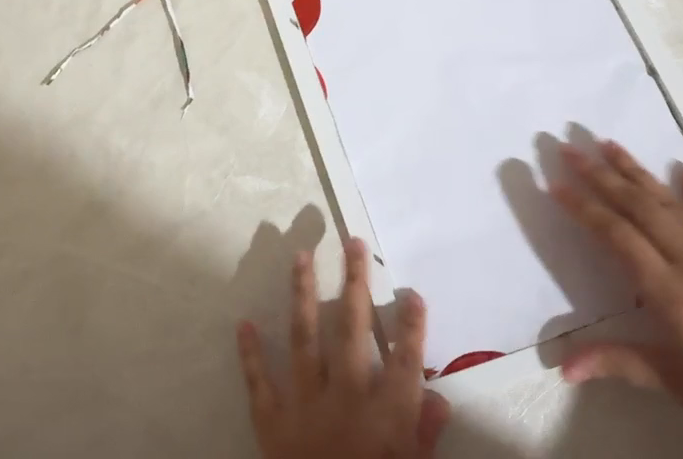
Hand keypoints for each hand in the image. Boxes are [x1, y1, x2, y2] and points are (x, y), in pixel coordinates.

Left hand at [236, 236, 450, 458]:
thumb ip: (423, 439)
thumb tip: (438, 399)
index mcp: (386, 415)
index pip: (407, 360)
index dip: (412, 325)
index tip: (413, 292)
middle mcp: (347, 397)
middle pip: (353, 329)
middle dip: (354, 283)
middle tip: (353, 243)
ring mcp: (305, 404)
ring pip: (304, 338)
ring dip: (302, 294)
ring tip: (300, 257)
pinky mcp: (272, 421)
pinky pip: (259, 382)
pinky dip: (249, 354)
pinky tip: (243, 322)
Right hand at [553, 142, 682, 458]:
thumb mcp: (676, 384)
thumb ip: (618, 362)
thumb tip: (561, 367)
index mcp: (672, 294)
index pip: (618, 237)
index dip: (584, 208)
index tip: (554, 183)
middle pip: (642, 209)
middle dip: (602, 176)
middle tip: (570, 147)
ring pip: (675, 206)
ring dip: (640, 173)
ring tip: (611, 144)